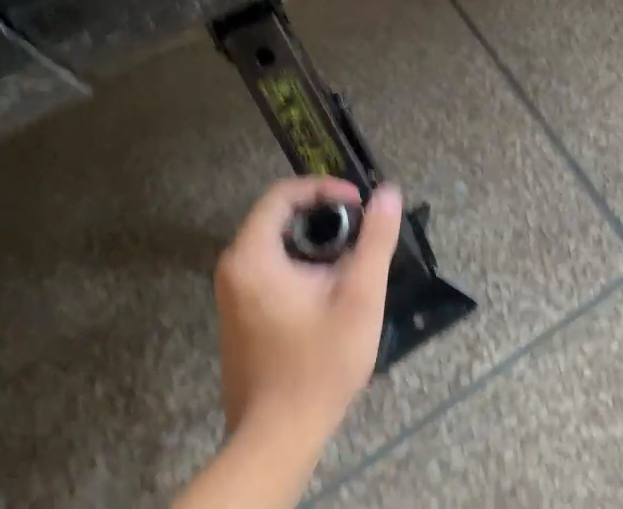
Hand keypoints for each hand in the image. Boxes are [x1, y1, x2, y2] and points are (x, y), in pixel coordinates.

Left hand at [213, 177, 401, 440]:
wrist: (279, 433)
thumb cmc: (320, 361)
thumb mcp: (360, 294)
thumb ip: (376, 238)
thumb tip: (389, 192)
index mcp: (253, 257)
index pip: (282, 194)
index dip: (325, 187)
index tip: (361, 203)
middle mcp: (234, 271)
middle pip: (280, 218)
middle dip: (327, 217)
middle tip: (365, 234)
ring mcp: (233, 297)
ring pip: (278, 247)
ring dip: (319, 244)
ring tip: (356, 264)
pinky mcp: (241, 318)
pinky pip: (273, 272)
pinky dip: (305, 266)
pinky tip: (334, 293)